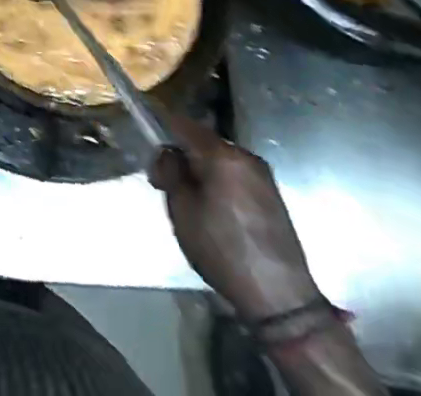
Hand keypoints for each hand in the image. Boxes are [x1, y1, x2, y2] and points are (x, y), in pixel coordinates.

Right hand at [149, 113, 321, 319]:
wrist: (279, 297)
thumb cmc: (221, 247)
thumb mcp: (181, 208)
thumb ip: (170, 171)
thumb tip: (170, 153)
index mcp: (223, 156)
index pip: (182, 123)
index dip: (158, 124)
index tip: (140, 134)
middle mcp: (246, 158)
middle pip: (201, 141)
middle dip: (178, 154)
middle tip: (161, 183)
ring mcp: (263, 177)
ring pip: (217, 159)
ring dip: (197, 169)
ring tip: (184, 199)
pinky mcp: (271, 196)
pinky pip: (233, 174)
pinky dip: (215, 180)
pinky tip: (209, 208)